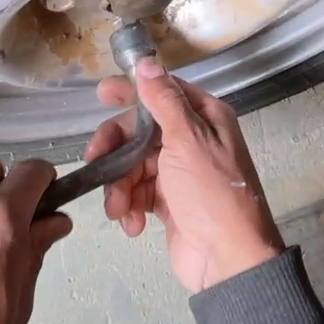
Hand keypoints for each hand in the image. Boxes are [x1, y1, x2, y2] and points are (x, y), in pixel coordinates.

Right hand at [83, 57, 283, 292]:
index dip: (132, 92)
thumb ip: (164, 101)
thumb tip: (148, 63)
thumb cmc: (212, 192)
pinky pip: (139, 192)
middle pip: (141, 131)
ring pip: (134, 164)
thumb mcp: (188, 140)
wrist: (229, 261)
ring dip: (120, 186)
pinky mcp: (169, 202)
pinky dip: (130, 207)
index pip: (162, 93)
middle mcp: (192, 139)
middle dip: (116, 148)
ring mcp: (179, 172)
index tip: (102, 93)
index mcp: (204, 118)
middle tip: (94, 160)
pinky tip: (132, 225)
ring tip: (118, 210)